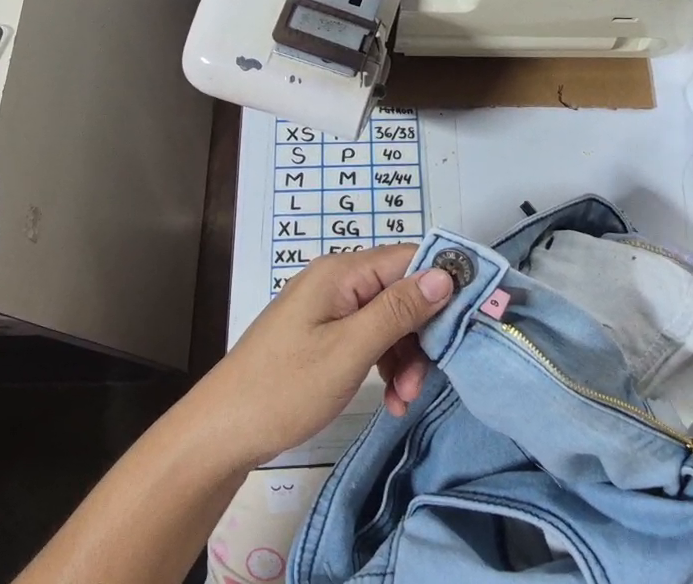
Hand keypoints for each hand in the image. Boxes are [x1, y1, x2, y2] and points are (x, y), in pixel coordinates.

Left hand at [192, 245, 453, 467]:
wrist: (221, 433)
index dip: (444, 284)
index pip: (410, 259)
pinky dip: (386, 366)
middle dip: (422, 335)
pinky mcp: (326, 335)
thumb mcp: (349, 351)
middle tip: (425, 379)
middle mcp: (338, 282)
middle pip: (402, 293)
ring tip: (404, 399)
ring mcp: (330, 309)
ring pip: (390, 320)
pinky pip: (370, 339)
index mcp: (341, 273)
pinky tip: (391, 399)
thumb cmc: (283, 388)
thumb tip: (445, 273)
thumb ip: (398, 310)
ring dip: (406, 358)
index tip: (471, 319)